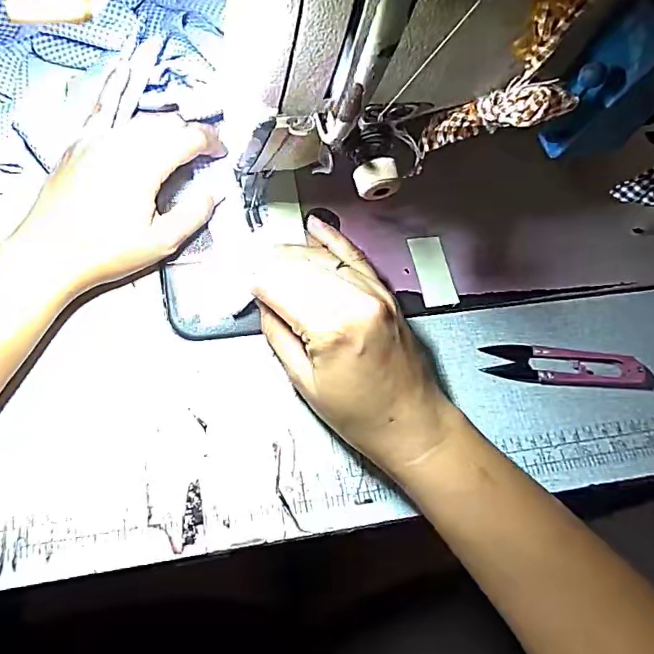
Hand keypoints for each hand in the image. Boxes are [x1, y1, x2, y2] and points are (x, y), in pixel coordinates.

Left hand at [7, 60, 223, 295]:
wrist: (47, 254)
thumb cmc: (98, 252)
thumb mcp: (158, 243)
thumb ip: (192, 215)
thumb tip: (211, 195)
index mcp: (146, 163)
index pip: (190, 136)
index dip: (212, 141)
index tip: (219, 151)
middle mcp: (121, 142)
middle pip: (167, 124)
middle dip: (189, 133)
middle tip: (199, 151)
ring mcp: (97, 139)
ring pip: (140, 117)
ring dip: (163, 122)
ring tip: (175, 132)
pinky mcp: (79, 143)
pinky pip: (102, 107)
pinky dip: (116, 86)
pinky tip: (122, 68)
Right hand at [252, 217, 469, 476]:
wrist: (413, 425)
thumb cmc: (363, 415)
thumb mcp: (303, 382)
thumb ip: (278, 334)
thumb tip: (264, 303)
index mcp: (332, 327)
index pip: (278, 286)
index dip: (254, 284)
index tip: (241, 284)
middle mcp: (357, 302)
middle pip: (298, 267)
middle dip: (270, 266)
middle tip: (250, 273)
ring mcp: (375, 294)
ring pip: (322, 258)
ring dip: (293, 254)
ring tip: (269, 255)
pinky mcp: (386, 294)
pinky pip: (355, 257)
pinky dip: (334, 241)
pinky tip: (316, 228)